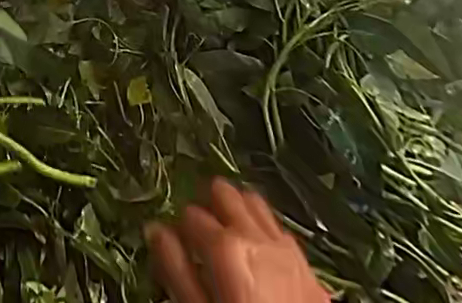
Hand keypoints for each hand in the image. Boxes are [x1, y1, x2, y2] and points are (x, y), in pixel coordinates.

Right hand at [147, 179, 331, 302]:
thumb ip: (175, 270)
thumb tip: (155, 229)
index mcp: (225, 248)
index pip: (190, 214)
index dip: (180, 228)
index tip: (179, 246)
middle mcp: (254, 235)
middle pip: (223, 191)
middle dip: (207, 204)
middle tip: (199, 235)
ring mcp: (284, 247)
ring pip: (252, 201)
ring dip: (235, 209)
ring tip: (225, 236)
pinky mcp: (306, 265)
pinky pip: (276, 226)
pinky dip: (259, 226)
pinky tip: (255, 252)